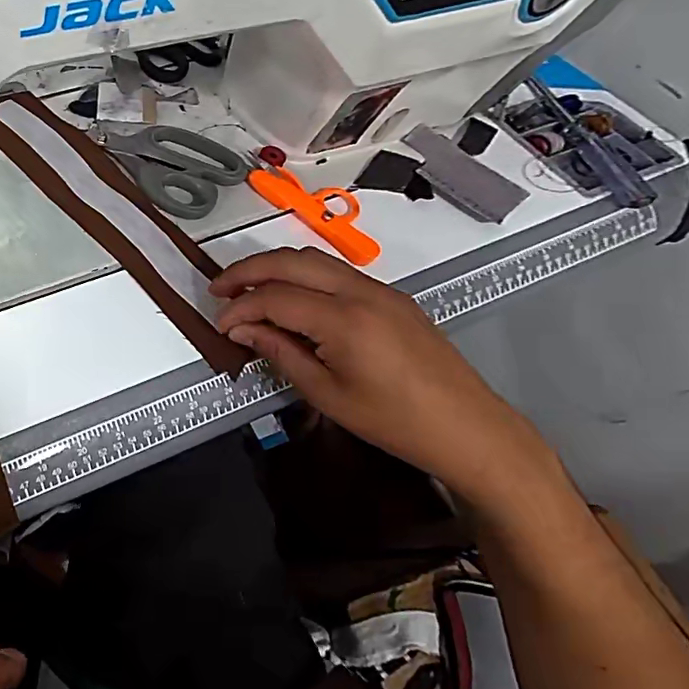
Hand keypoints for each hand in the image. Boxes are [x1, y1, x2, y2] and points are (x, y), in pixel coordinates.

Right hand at [211, 247, 564, 509]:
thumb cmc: (395, 422)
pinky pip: (336, 273)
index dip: (240, 309)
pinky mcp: (392, 297)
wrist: (468, 428)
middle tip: (219, 289)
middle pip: (291, 262)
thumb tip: (244, 331)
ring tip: (248, 290)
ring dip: (276, 268)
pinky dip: (304, 276)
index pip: (275, 298)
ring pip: (314, 260)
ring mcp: (380, 289)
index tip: (220, 326)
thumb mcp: (328, 394)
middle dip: (249, 271)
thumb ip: (281, 353)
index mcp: (344, 319)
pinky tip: (291, 299)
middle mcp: (361, 291)